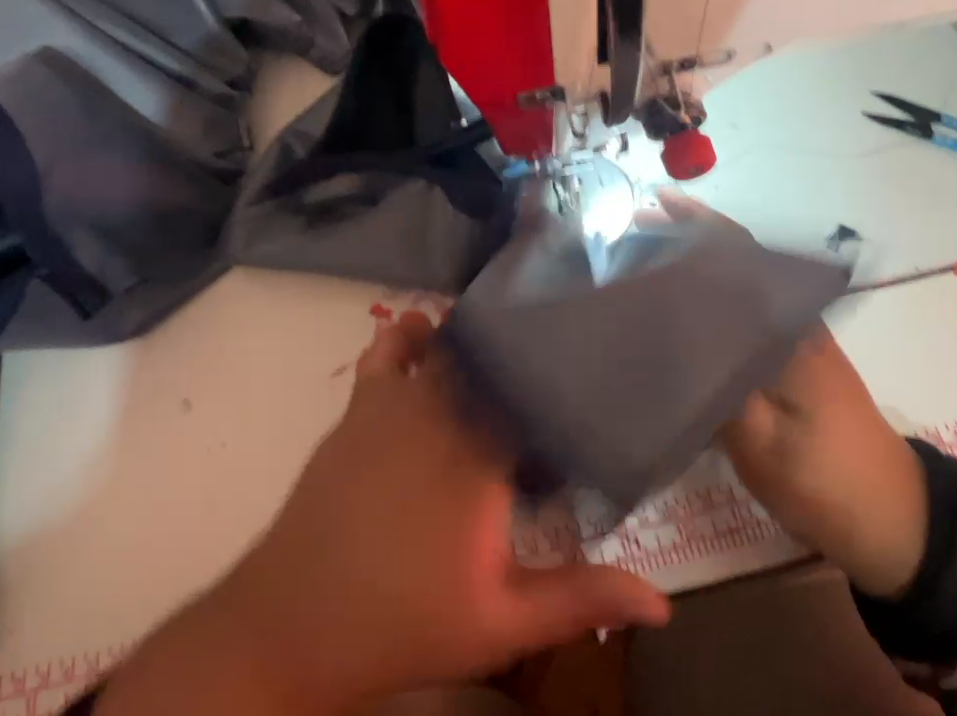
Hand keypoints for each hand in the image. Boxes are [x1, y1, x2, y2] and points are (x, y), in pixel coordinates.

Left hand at [99, 313, 670, 715]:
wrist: (292, 626)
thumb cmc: (404, 623)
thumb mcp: (501, 624)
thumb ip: (580, 599)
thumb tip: (665, 606)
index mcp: (483, 459)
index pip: (536, 395)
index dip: (568, 376)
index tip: (599, 366)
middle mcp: (440, 417)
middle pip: (492, 361)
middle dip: (527, 349)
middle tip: (563, 342)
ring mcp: (391, 409)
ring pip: (442, 350)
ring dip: (475, 339)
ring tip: (510, 330)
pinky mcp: (355, 413)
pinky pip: (384, 355)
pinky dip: (409, 336)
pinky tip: (426, 332)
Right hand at [652, 191, 929, 599]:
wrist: (890, 518)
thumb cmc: (821, 479)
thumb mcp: (758, 440)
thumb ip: (713, 384)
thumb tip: (668, 336)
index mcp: (787, 329)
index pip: (737, 255)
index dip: (693, 226)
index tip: (649, 211)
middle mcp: (794, 322)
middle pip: (736, 262)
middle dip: (685, 242)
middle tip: (629, 240)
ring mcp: (797, 342)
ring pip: (739, 288)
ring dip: (695, 269)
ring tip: (641, 269)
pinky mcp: (795, 364)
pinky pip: (744, 317)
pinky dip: (708, 304)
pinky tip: (677, 321)